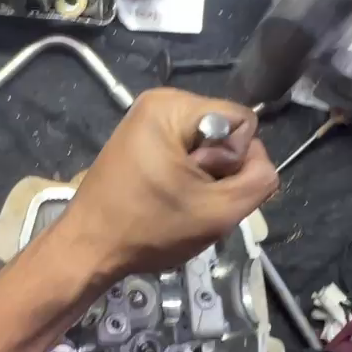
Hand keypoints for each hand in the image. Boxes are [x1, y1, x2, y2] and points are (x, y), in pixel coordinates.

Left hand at [51, 88, 277, 281]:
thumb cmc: (150, 229)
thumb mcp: (219, 211)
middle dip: (218, 170)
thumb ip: (259, 180)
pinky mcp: (140, 142)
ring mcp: (146, 121)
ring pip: (208, 147)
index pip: (243, 121)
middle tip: (189, 199)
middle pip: (224, 132)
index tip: (205, 188)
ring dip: (203, 179)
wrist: (89, 249)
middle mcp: (159, 102)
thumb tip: (262, 163)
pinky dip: (186, 179)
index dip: (236, 161)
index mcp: (173, 106)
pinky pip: (186, 153)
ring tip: (176, 202)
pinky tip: (167, 200)